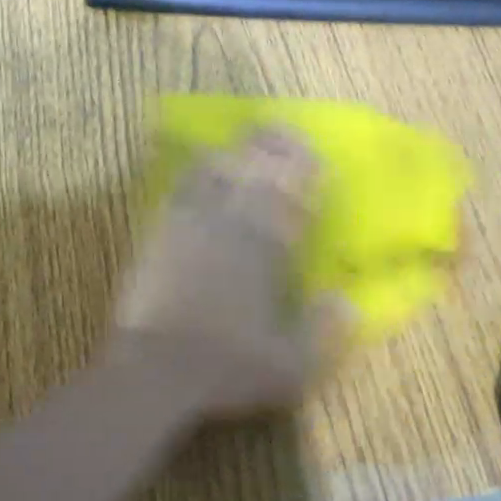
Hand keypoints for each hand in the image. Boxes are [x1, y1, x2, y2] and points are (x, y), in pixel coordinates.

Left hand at [110, 129, 348, 415]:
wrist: (152, 371)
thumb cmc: (226, 368)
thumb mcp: (292, 367)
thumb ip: (324, 331)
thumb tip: (347, 300)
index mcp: (263, 251)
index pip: (288, 199)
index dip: (302, 172)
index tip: (313, 153)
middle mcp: (227, 227)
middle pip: (252, 176)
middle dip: (270, 151)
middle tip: (281, 130)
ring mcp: (187, 226)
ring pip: (214, 175)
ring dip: (233, 154)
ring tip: (245, 140)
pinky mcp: (157, 235)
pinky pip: (179, 190)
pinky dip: (194, 173)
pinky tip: (199, 167)